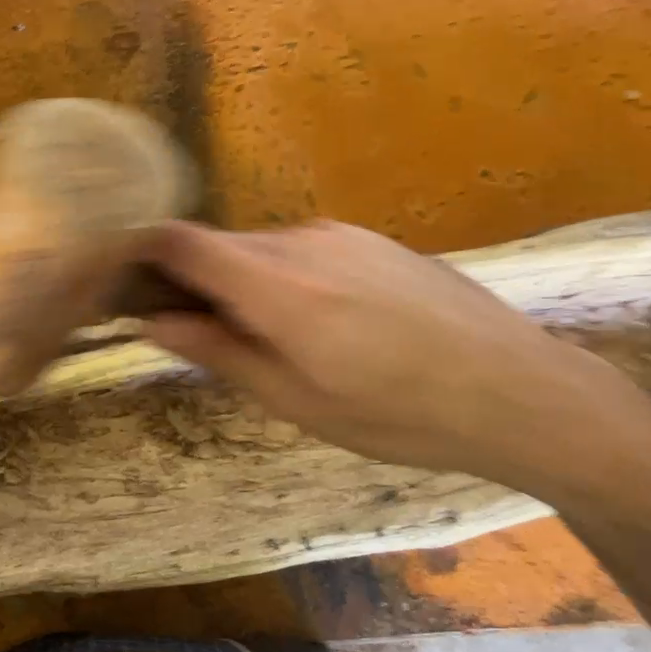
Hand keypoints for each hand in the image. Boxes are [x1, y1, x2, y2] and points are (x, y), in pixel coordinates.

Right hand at [137, 219, 650, 493]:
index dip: (135, 250)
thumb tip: (152, 322)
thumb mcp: (297, 401)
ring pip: (256, 248)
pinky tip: (323, 323)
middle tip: (193, 332)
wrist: (532, 396)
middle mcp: (301, 243)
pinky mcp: (372, 239)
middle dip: (190, 281)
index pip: (176, 240)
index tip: (118, 281)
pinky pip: (299, 248)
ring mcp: (341, 235)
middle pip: (213, 245)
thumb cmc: (403, 416)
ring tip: (267, 337)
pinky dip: (280, 276)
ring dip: (238, 281)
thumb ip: (219, 352)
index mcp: (276, 287)